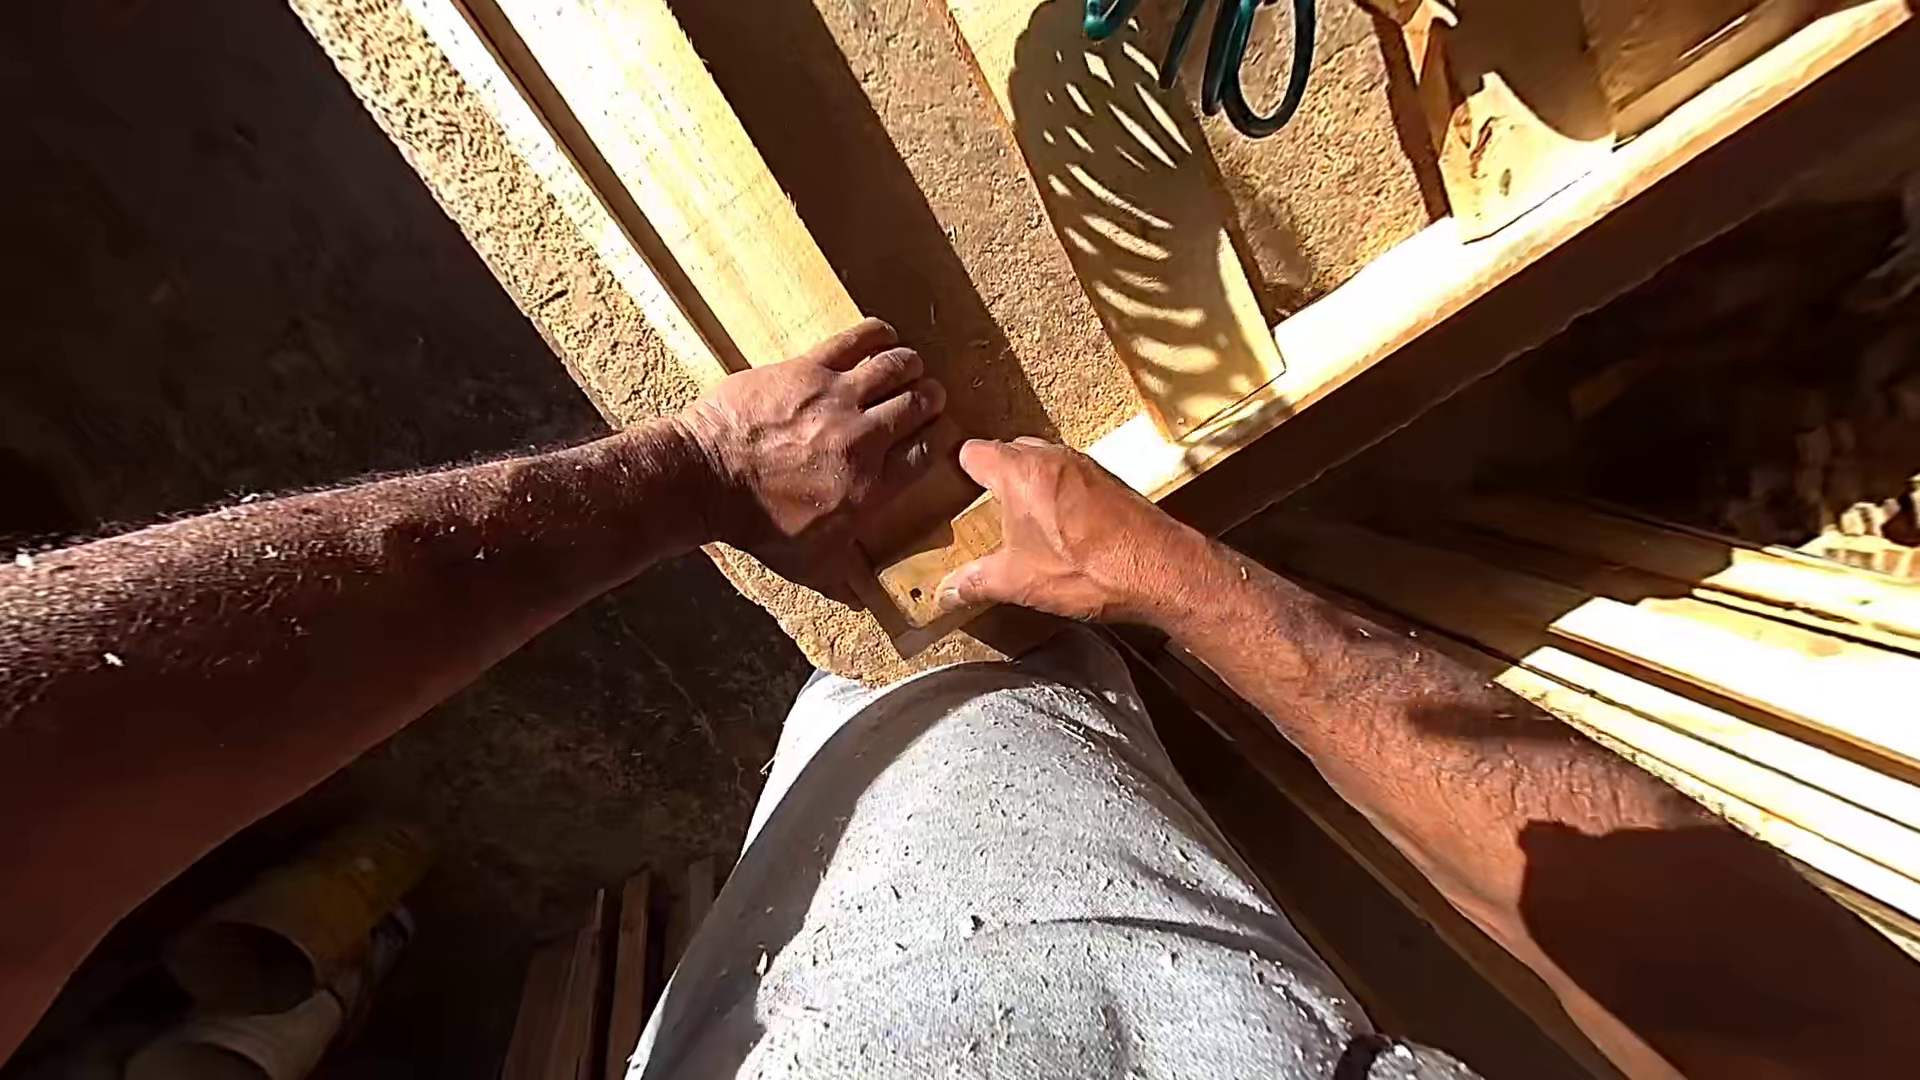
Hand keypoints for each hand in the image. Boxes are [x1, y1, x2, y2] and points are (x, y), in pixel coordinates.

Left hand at [674, 319, 944, 602]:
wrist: (704, 479)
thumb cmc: (757, 525)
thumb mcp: (808, 564)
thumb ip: (843, 580)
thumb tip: (863, 605)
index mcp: (870, 485)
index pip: (927, 452)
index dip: (942, 439)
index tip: (942, 434)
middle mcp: (863, 439)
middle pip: (918, 406)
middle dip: (931, 399)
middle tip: (930, 397)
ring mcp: (836, 400)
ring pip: (895, 368)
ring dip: (912, 365)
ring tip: (913, 367)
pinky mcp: (808, 370)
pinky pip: (856, 341)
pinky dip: (878, 335)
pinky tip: (885, 335)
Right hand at [934, 438, 1210, 624]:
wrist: (1162, 570)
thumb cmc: (1089, 569)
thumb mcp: (1019, 581)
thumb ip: (975, 583)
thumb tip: (945, 593)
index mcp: (1021, 472)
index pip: (974, 452)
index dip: (960, 470)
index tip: (954, 490)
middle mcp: (1052, 457)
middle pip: (1008, 451)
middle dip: (995, 476)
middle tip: (984, 509)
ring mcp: (1085, 464)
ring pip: (1042, 461)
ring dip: (1029, 483)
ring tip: (1022, 519)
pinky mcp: (1110, 479)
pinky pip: (1070, 474)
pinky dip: (1059, 491)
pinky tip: (1062, 526)